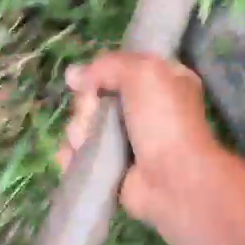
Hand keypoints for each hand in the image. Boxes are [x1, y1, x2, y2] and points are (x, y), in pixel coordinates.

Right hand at [58, 51, 222, 223]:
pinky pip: (84, 154)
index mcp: (163, 79)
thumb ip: (109, 65)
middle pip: (100, 95)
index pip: (124, 66)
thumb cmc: (164, 118)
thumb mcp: (143, 73)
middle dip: (87, 104)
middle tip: (90, 112)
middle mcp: (147, 106)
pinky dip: (72, 155)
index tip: (86, 79)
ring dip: (79, 130)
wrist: (174, 180)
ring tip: (83, 141)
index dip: (102, 71)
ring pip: (88, 124)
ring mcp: (129, 139)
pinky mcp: (114, 167)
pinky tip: (70, 157)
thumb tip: (73, 74)